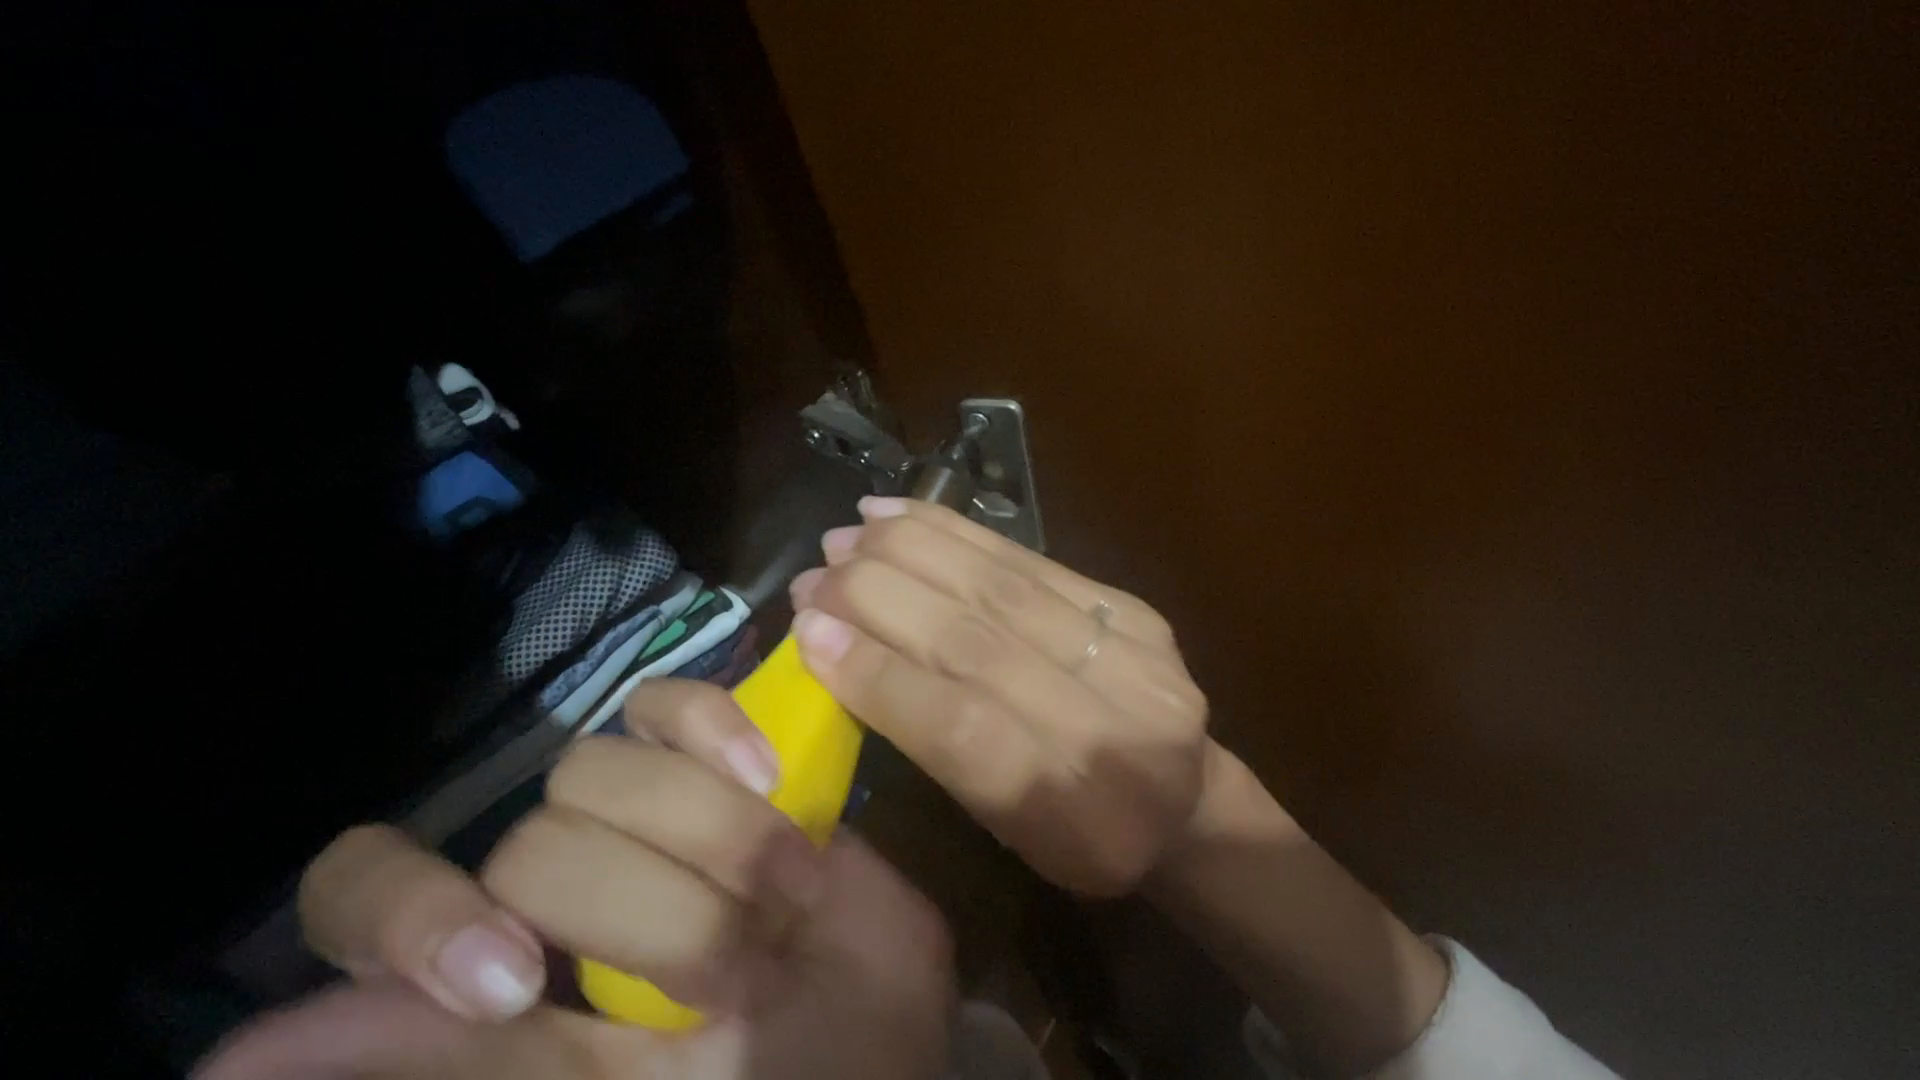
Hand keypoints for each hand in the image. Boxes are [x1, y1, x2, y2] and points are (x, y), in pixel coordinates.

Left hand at [197, 683, 953, 1079]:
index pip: (371, 892)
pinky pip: (672, 705)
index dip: (419, 919)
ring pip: (596, 769)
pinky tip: (764, 780)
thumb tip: (240, 1062)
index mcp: (500, 965)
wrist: (884, 1018)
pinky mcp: (706, 753)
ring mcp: (631, 806)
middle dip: (635, 910)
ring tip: (783, 900)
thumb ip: (467, 1067)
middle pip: (526, 841)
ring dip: (705, 842)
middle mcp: (549, 873)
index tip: (513, 983)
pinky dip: (714, 733)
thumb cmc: (768, 1078)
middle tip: (726, 973)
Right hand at [786, 496, 1208, 895]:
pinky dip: (957, 532)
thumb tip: (844, 658)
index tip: (808, 635)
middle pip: (980, 643)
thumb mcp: (1006, 833)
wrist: (1192, 804)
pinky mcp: (1132, 608)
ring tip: (847, 536)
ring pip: (1002, 587)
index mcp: (1075, 813)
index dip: (880, 675)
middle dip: (882, 600)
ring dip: (913, 552)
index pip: (964, 727)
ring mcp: (1131, 654)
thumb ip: (935, 752)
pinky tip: (901, 514)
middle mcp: (1111, 725)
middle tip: (814, 578)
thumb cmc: (1080, 839)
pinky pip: (1031, 559)